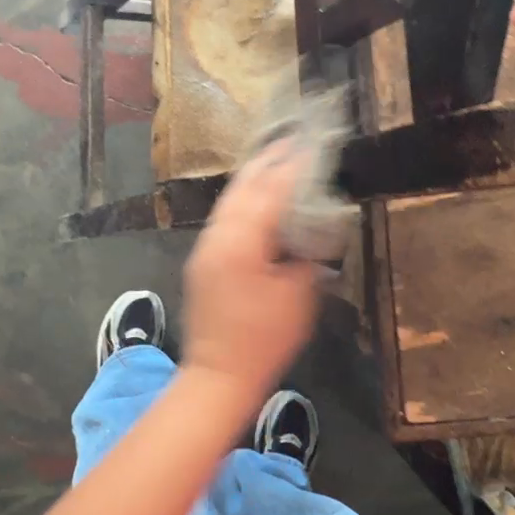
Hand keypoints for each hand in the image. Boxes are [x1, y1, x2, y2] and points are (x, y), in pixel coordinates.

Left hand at [181, 144, 319, 397]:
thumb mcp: (298, 296)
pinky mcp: (203, 257)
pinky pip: (224, 214)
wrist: (217, 375)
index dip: (294, 166)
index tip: (312, 144)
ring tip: (277, 156)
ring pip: (230, 198)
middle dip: (270, 160)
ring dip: (254, 175)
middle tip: (294, 139)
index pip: (272, 190)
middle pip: (244, 185)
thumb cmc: (265, 340)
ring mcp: (206, 244)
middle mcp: (219, 234)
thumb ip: (304, 255)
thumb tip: (309, 231)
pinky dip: (243, 197)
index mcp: (243, 240)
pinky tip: (257, 194)